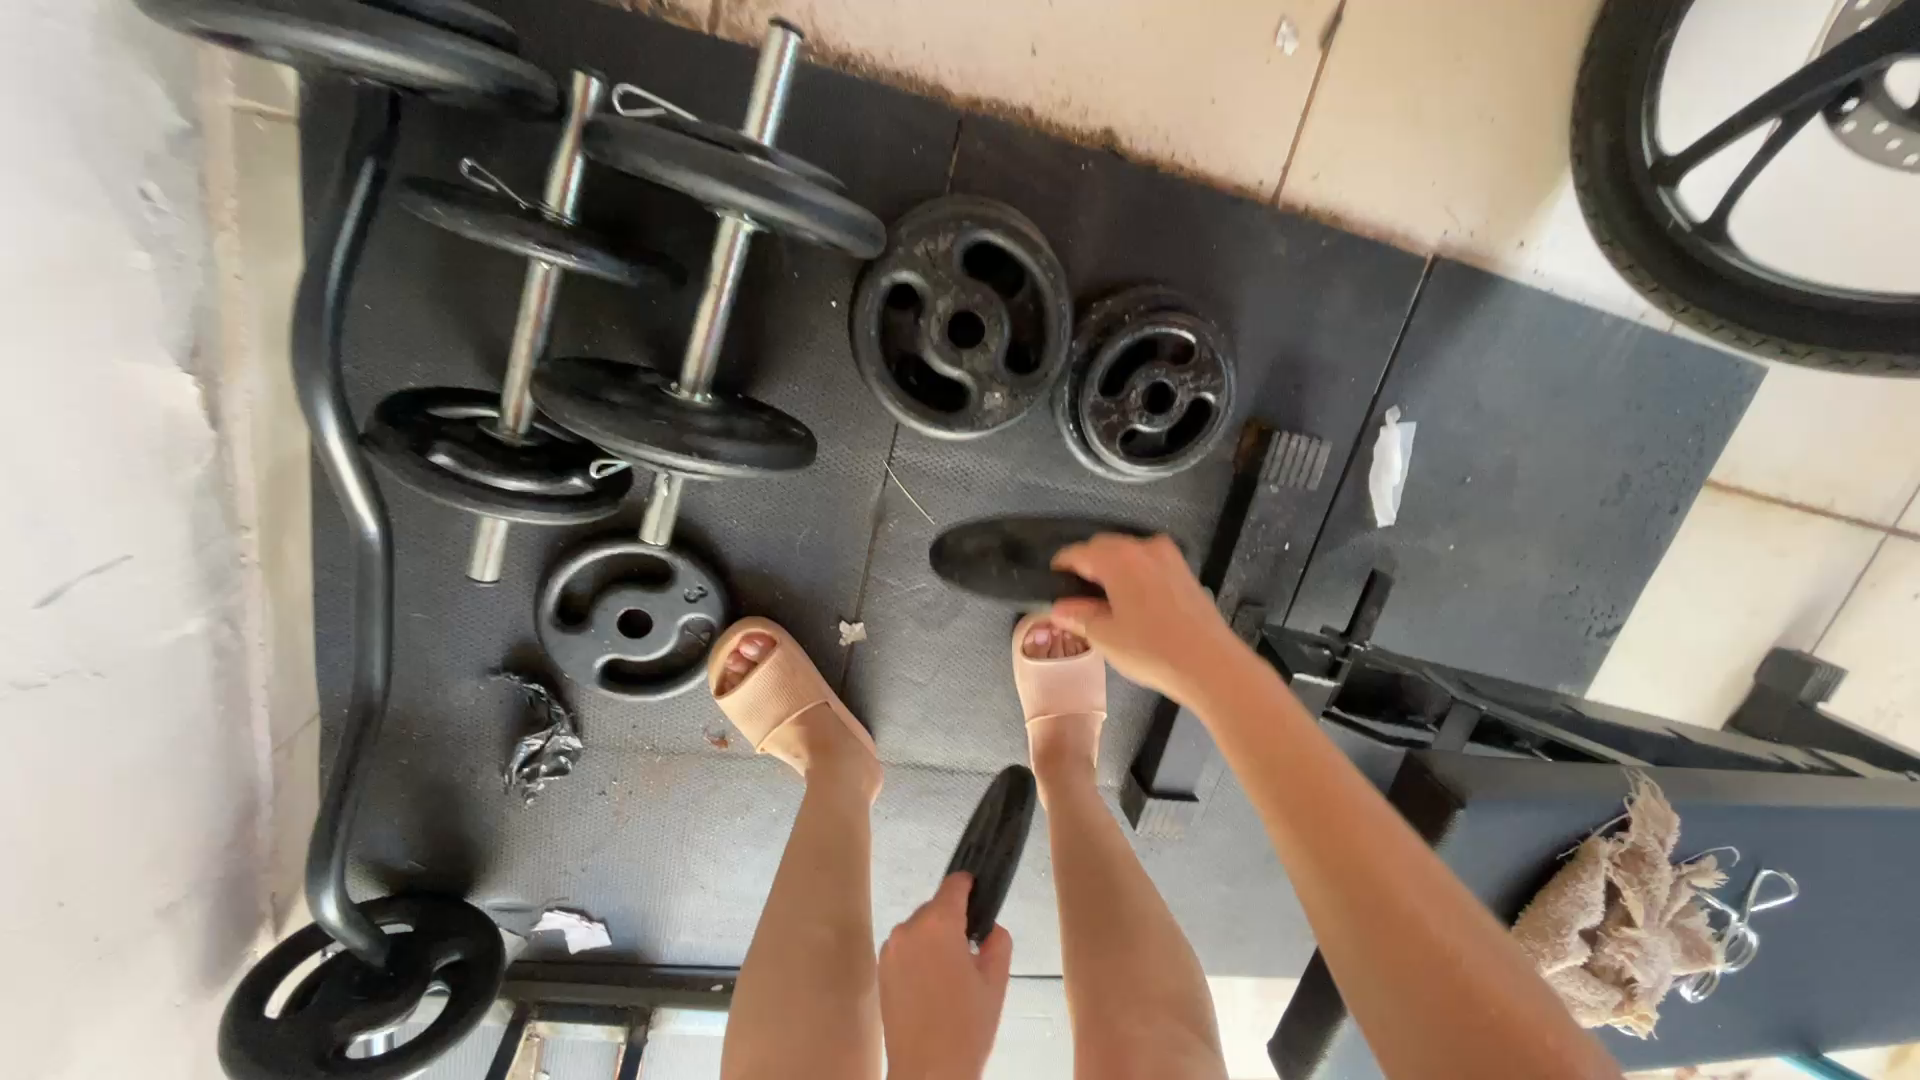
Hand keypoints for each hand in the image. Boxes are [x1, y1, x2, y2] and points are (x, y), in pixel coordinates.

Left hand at [879, 873, 1012, 1079]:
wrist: (929, 1073)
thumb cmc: (966, 1027)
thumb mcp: (996, 982)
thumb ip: (997, 942)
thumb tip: (990, 928)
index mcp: (939, 924)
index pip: (955, 884)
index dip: (971, 886)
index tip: (982, 897)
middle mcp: (909, 928)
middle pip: (936, 907)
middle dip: (954, 921)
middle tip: (972, 951)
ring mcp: (891, 948)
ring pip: (920, 928)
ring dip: (935, 939)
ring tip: (951, 974)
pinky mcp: (881, 969)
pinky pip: (906, 948)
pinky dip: (920, 956)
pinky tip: (932, 985)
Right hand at [1050, 532, 1243, 703]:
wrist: (1212, 665)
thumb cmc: (1152, 650)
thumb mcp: (1105, 636)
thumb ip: (1078, 616)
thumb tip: (1060, 609)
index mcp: (1118, 558)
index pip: (1078, 552)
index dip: (1061, 567)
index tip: (1052, 584)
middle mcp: (1144, 547)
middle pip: (1105, 547)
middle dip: (1087, 566)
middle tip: (1076, 596)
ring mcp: (1170, 557)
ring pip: (1129, 554)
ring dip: (1112, 570)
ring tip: (1104, 601)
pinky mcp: (1185, 572)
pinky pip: (1149, 565)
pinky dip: (1135, 576)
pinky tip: (1133, 603)